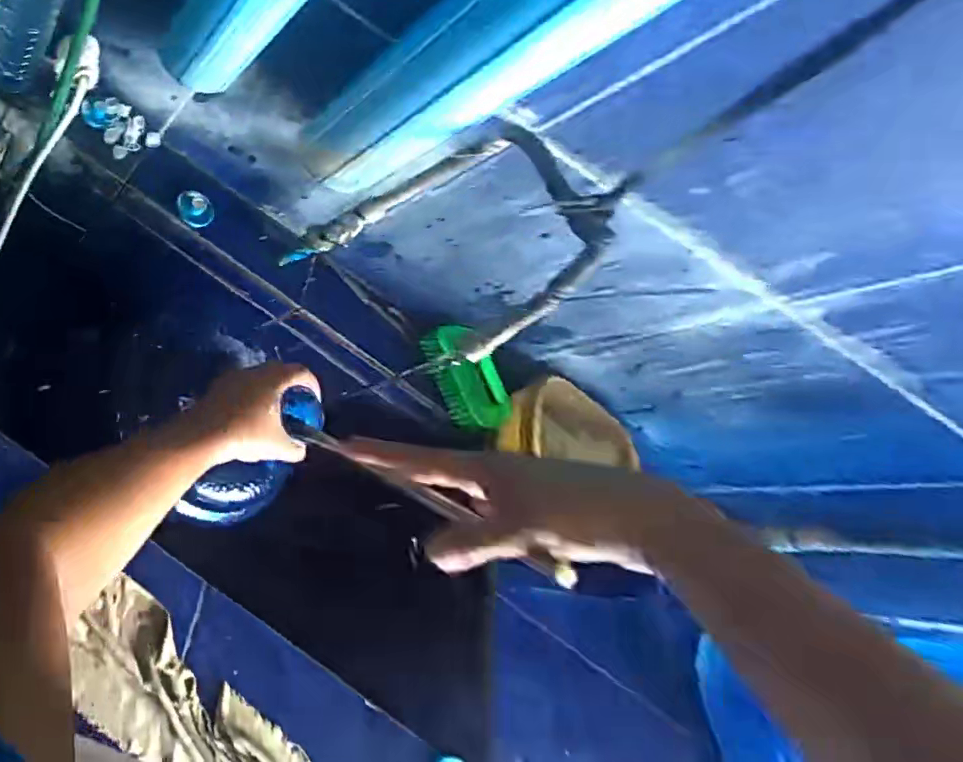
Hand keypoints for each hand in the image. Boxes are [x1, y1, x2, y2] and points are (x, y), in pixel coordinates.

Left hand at [163, 362, 312, 465]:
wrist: (203, 434)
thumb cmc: (246, 435)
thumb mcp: (279, 447)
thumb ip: (296, 447)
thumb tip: (300, 447)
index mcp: (272, 379)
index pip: (301, 371)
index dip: (312, 384)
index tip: (313, 401)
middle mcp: (253, 371)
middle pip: (279, 370)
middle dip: (291, 385)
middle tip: (295, 405)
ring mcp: (233, 376)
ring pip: (258, 376)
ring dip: (268, 389)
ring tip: (271, 411)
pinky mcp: (218, 385)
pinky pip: (242, 384)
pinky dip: (250, 394)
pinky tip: (248, 414)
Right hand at [343, 439, 707, 574]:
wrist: (651, 517)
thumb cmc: (575, 516)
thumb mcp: (519, 533)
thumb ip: (472, 543)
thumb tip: (431, 554)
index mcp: (481, 467)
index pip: (419, 460)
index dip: (382, 455)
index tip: (347, 443)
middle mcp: (494, 469)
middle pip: (440, 469)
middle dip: (407, 470)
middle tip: (373, 467)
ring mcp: (520, 483)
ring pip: (472, 492)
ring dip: (451, 500)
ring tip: (426, 502)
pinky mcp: (543, 501)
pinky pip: (498, 508)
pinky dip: (488, 521)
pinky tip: (499, 540)